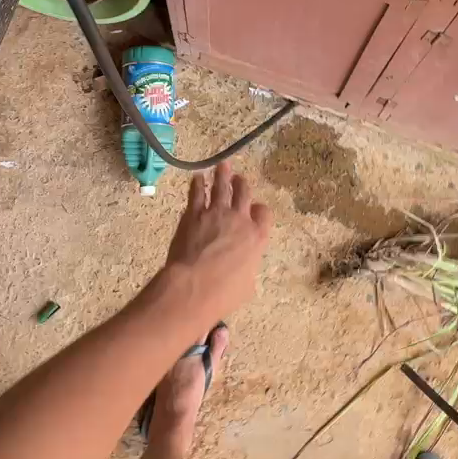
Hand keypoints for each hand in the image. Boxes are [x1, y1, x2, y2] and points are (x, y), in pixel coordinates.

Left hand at [152, 162, 271, 325]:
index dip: (260, 210)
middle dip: (241, 183)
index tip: (255, 208)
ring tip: (222, 165)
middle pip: (243, 193)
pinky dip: (198, 184)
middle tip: (238, 176)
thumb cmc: (223, 293)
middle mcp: (239, 219)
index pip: (264, 214)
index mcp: (256, 237)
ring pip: (221, 187)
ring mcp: (215, 213)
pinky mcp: (193, 214)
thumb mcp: (246, 285)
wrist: (194, 285)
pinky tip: (198, 177)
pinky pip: (197, 193)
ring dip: (222, 175)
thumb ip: (246, 268)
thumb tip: (240, 268)